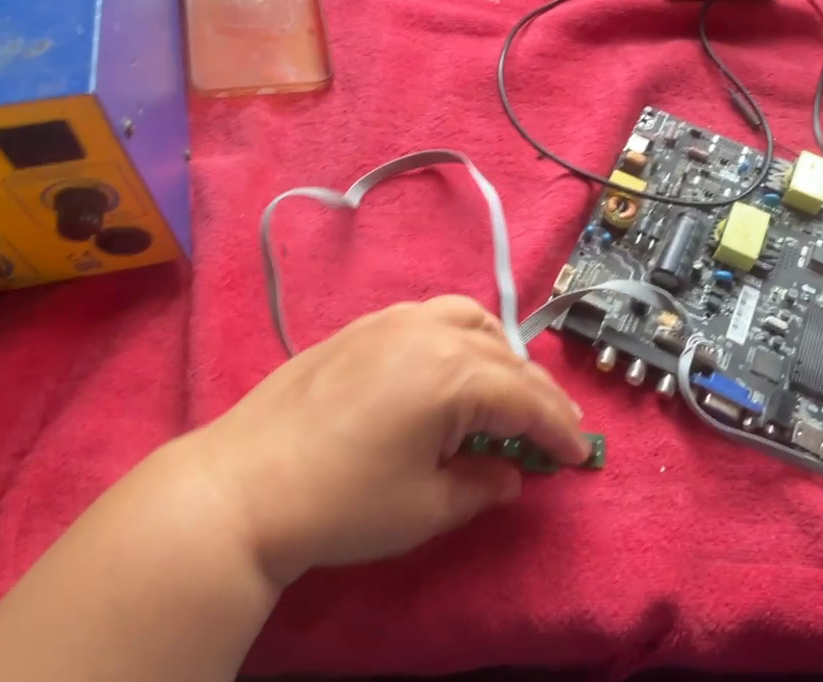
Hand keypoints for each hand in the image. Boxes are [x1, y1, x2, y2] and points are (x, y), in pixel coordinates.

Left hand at [188, 296, 588, 586]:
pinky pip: (429, 316)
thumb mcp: (425, 505)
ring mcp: (390, 322)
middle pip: (503, 356)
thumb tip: (510, 474)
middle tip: (556, 428)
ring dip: (500, 354)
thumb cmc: (342, 502)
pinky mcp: (361, 326)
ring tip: (510, 389)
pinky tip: (452, 366)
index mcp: (452, 373)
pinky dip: (459, 336)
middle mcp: (428, 332)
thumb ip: (481, 485)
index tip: (579, 455)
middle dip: (536, 394)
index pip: (524, 398)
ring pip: (468, 321)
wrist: (244, 484)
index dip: (557, 430)